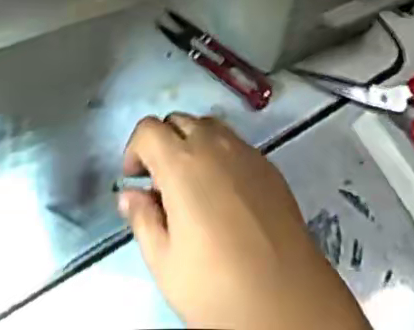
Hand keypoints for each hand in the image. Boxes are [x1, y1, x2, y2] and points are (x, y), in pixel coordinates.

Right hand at [119, 114, 368, 329]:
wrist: (283, 292)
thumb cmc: (215, 283)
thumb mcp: (164, 260)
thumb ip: (143, 219)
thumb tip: (130, 194)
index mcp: (183, 163)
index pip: (149, 129)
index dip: (135, 149)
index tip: (134, 179)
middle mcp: (216, 145)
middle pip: (180, 120)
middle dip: (162, 143)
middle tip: (158, 186)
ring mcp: (247, 151)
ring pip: (210, 126)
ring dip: (192, 144)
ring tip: (189, 189)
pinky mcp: (268, 164)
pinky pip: (236, 144)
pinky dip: (219, 154)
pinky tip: (221, 195)